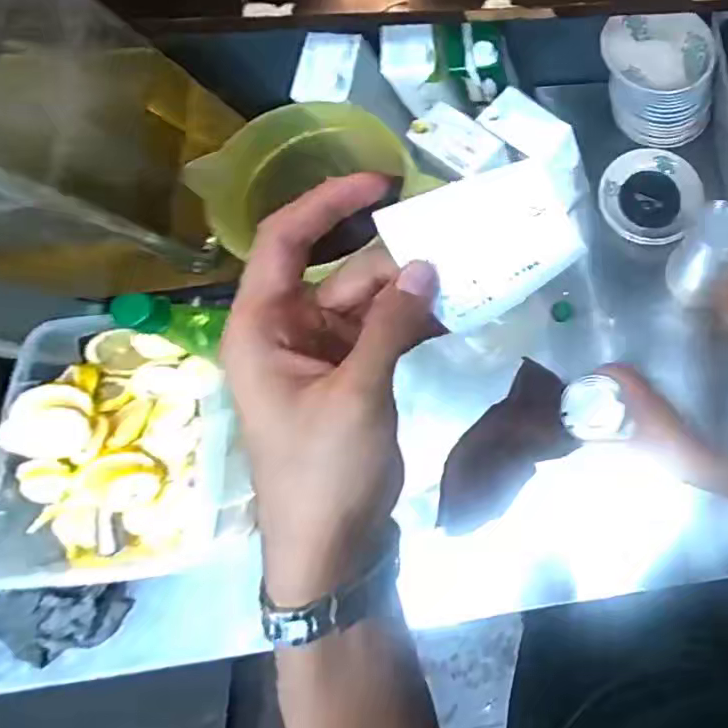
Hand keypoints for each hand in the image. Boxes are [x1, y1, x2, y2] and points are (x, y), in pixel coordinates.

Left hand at [224, 173, 440, 603]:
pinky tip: (456, 310)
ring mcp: (326, 350)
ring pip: (373, 299)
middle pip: (344, 271)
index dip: (326, 203)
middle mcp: (291, 329)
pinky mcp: (356, 371)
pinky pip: (388, 329)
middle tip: (453, 239)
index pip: (282, 241)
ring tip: (465, 271)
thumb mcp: (356, 395)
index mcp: (263, 326)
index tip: (379, 183)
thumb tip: (426, 267)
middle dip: (395, 257)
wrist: (332, 545)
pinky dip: (418, 319)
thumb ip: (390, 327)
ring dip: (414, 289)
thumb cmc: (322, 472)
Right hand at [588, 364, 721, 484]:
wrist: (688, 455)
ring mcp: (660, 398)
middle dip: (614, 372)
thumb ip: (609, 444)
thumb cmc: (659, 447)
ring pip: (639, 381)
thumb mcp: (630, 445)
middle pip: (630, 372)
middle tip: (599, 380)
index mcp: (640, 395)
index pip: (621, 372)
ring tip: (609, 392)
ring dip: (624, 381)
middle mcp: (650, 392)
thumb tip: (590, 445)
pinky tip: (627, 407)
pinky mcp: (665, 407)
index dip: (606, 369)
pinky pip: (645, 390)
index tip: (593, 373)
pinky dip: (633, 391)